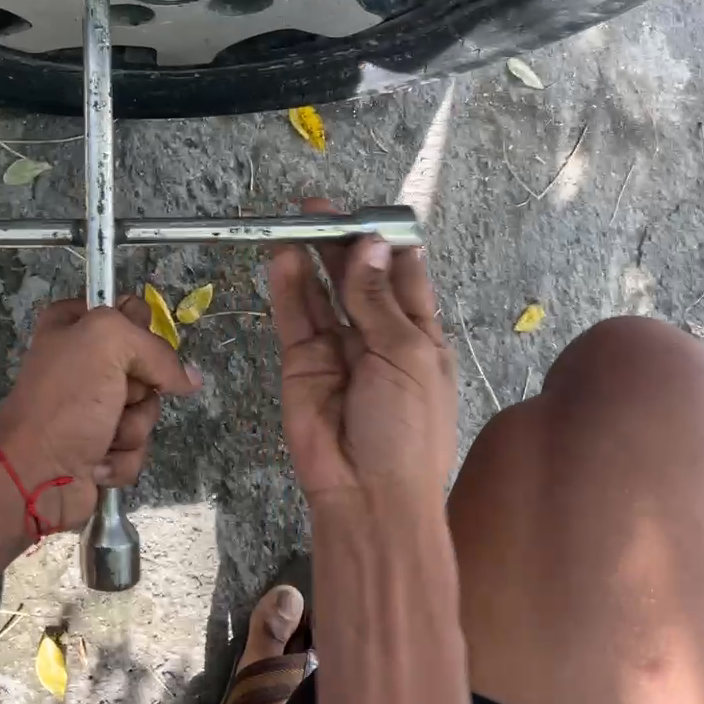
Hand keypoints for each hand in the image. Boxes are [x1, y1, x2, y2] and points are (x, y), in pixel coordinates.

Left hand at [0, 297, 202, 530]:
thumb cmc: (65, 399)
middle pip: (147, 366)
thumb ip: (154, 346)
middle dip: (141, 388)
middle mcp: (82, 362)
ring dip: (131, 427)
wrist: (34, 475)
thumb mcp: (106, 342)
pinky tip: (97, 462)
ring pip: (146, 409)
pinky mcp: (100, 446)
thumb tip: (189, 378)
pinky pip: (137, 446)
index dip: (140, 331)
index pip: (129, 310)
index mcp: (72, 325)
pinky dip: (123, 458)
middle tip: (118, 395)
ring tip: (103, 435)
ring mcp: (91, 407)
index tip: (132, 349)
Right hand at [269, 199, 456, 512]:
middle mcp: (378, 334)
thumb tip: (368, 244)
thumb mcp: (406, 356)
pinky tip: (283, 257)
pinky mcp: (301, 359)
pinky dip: (288, 286)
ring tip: (296, 221)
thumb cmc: (407, 428)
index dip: (387, 242)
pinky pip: (295, 315)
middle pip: (358, 277)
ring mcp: (337, 346)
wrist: (367, 495)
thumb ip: (377, 299)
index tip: (369, 211)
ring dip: (311, 257)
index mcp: (420, 334)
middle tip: (319, 208)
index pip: (404, 275)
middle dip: (342, 242)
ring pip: (322, 291)